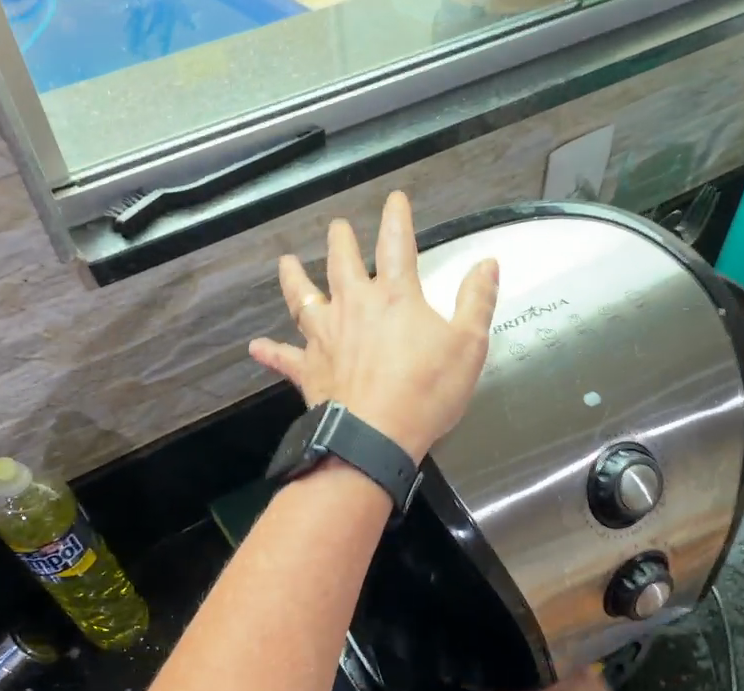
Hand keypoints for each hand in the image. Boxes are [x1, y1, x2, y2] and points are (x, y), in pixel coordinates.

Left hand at [248, 191, 499, 461]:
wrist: (376, 437)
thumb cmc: (425, 393)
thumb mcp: (468, 346)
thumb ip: (476, 301)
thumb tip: (487, 264)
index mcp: (395, 297)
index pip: (397, 244)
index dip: (397, 218)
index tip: (394, 200)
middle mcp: (354, 307)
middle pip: (342, 263)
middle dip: (341, 241)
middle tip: (337, 227)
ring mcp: (326, 337)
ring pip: (304, 299)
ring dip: (294, 279)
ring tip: (286, 263)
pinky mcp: (310, 370)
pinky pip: (285, 358)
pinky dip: (271, 352)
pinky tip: (256, 347)